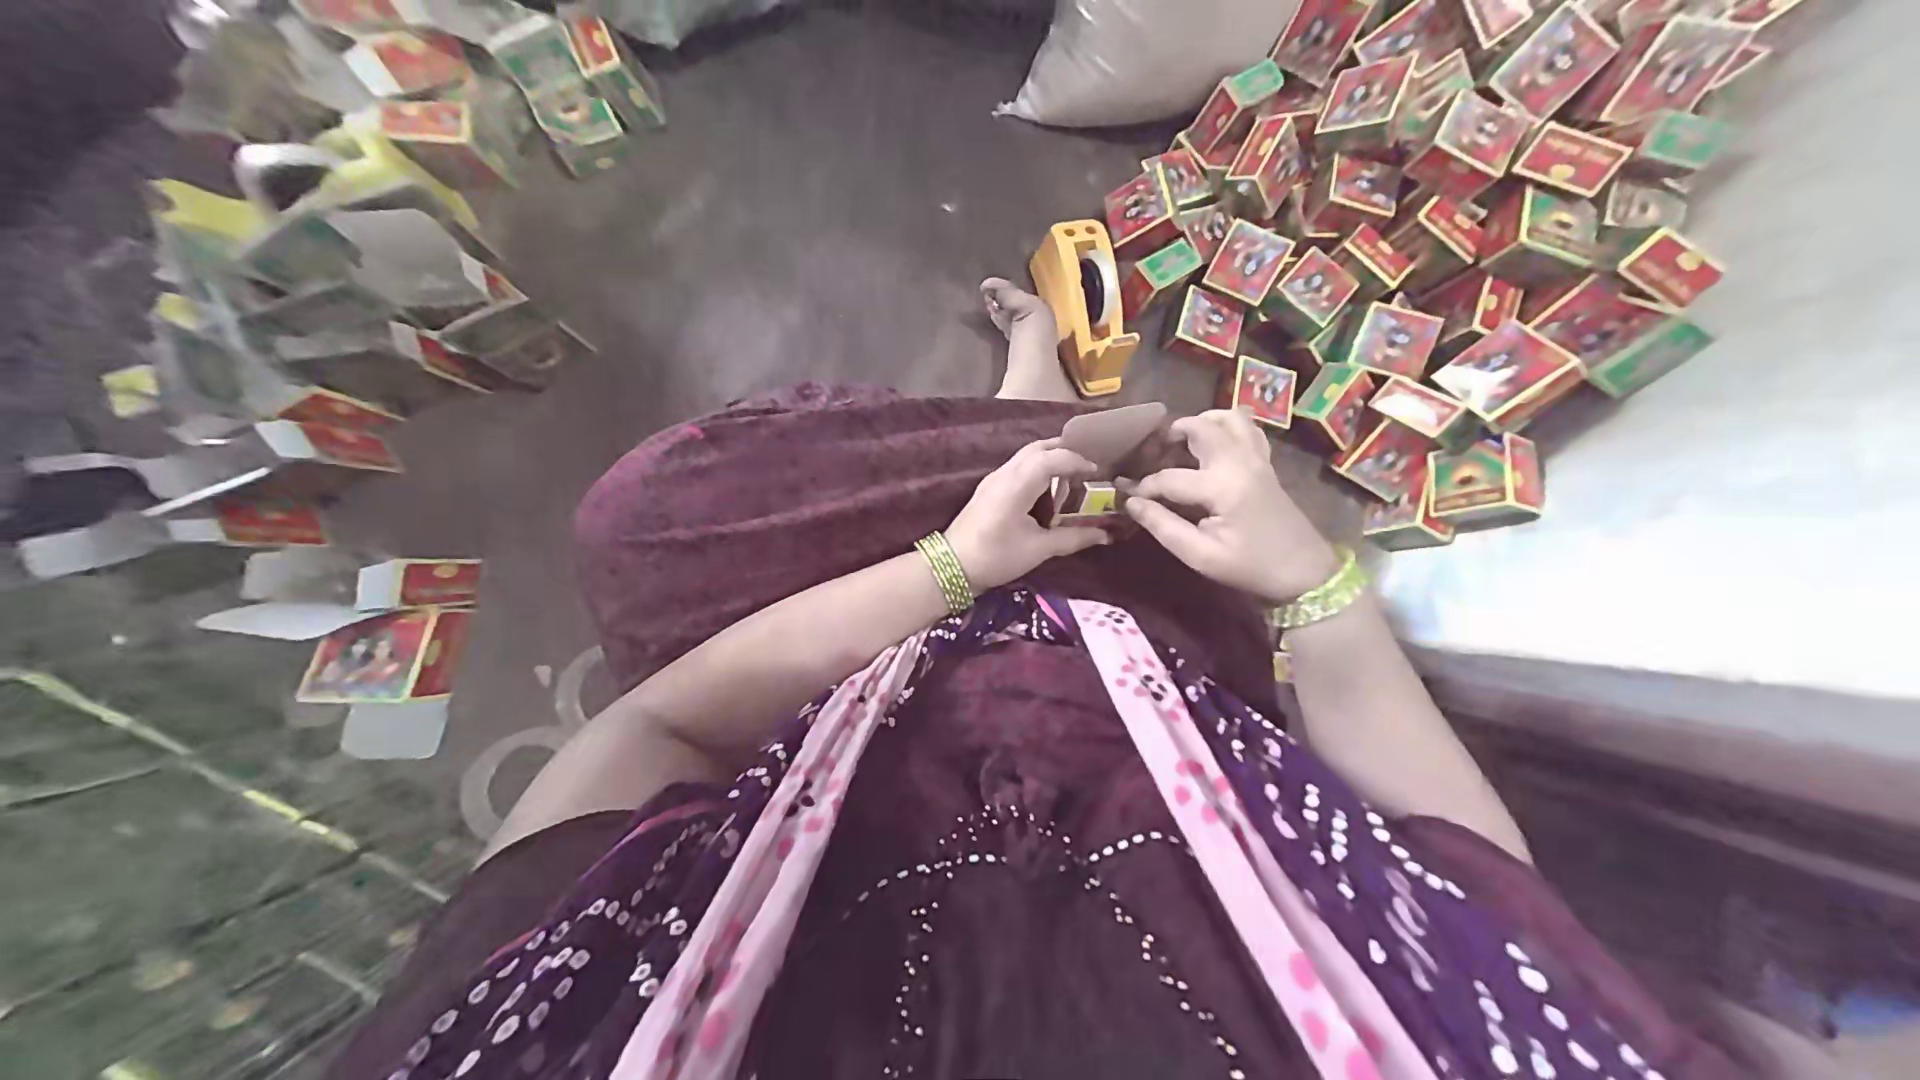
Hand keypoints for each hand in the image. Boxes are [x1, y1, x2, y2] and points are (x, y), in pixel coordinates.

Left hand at [945, 438, 1111, 590]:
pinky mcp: (989, 488)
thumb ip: (1074, 538)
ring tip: (1071, 478)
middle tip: (1087, 468)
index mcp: (1016, 485)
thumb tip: (1106, 536)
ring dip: (1051, 459)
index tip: (1096, 473)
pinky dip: (1038, 469)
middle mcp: (1004, 474)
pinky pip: (1018, 467)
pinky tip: (1048, 490)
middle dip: (1065, 452)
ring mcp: (993, 479)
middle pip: (1038, 448)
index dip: (1077, 461)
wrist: (951, 566)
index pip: (1052, 458)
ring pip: (1026, 455)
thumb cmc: (995, 557)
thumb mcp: (1038, 549)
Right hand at [1122, 410, 1338, 604]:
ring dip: (1201, 423)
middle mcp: (1240, 462)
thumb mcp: (1200, 555)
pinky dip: (1225, 428)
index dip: (1143, 486)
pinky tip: (1211, 446)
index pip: (1169, 477)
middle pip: (1199, 427)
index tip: (1126, 497)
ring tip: (1182, 443)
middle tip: (1152, 456)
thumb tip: (1132, 503)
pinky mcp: (1266, 462)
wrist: (1304, 572)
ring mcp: (1257, 458)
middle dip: (1170, 436)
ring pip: (1228, 417)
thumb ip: (1163, 526)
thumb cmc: (1250, 567)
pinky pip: (1247, 428)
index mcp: (1222, 486)